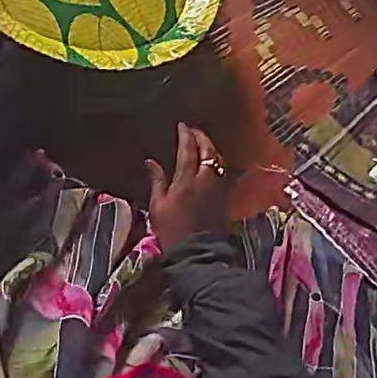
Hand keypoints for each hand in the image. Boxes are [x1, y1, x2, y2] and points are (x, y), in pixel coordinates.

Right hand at [145, 123, 229, 249]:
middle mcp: (205, 180)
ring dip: (211, 148)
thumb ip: (157, 181)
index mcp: (186, 180)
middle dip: (202, 137)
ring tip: (203, 142)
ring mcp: (218, 187)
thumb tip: (151, 161)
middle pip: (208, 151)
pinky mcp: (225, 196)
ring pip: (218, 160)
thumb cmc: (172, 230)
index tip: (182, 126)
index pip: (188, 150)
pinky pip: (223, 172)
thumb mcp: (158, 206)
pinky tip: (212, 161)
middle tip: (194, 130)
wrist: (197, 252)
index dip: (186, 135)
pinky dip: (217, 162)